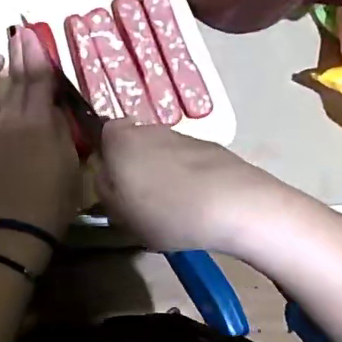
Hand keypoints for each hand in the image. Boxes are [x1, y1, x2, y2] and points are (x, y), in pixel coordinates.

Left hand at [0, 27, 80, 239]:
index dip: (35, 51)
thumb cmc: (54, 198)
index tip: (32, 33)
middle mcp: (7, 118)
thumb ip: (60, 125)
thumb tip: (52, 103)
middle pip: (11, 76)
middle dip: (15, 51)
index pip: (37, 75)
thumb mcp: (70, 159)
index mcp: (38, 121)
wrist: (17, 227)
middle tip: (17, 34)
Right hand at [97, 122, 287, 253]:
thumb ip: (105, 189)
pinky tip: (198, 208)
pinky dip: (191, 181)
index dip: (108, 155)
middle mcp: (152, 129)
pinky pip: (192, 165)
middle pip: (137, 144)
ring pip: (165, 154)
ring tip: (173, 210)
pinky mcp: (216, 150)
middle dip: (137, 166)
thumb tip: (107, 175)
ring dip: (165, 175)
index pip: (105, 132)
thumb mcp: (119, 212)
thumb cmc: (165, 211)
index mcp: (122, 140)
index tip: (113, 181)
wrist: (236, 207)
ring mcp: (187, 138)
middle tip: (140, 201)